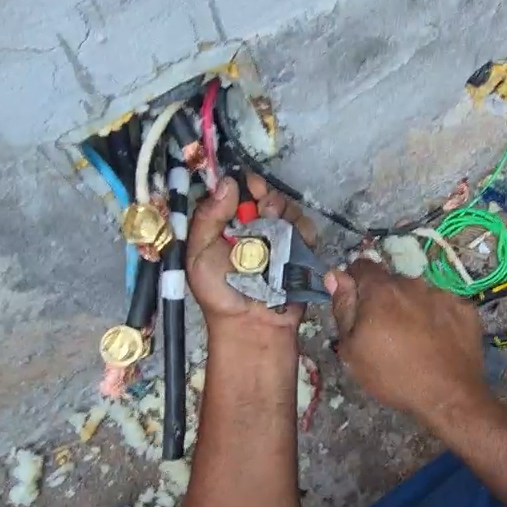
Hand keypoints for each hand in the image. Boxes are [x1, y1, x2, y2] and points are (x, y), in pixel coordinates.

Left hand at [186, 172, 316, 332]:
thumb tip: (227, 182)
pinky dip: (302, 229)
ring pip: (289, 208)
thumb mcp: (199, 254)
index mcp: (228, 223)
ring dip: (284, 211)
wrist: (251, 324)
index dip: (246, 183)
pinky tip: (292, 239)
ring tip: (274, 226)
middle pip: (268, 194)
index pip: (239, 190)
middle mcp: (255, 226)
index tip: (248, 185)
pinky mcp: (301, 250)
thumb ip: (208, 217)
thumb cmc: (220, 292)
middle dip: (267, 195)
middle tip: (263, 208)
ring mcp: (280, 237)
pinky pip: (307, 228)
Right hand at [326, 259, 489, 423]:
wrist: (448, 395)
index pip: (362, 266)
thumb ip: (343, 307)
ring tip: (416, 339)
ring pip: (420, 293)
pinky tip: (438, 341)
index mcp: (381, 290)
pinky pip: (445, 305)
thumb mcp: (352, 348)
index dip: (355, 282)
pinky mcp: (465, 308)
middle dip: (386, 299)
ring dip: (413, 307)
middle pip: (393, 281)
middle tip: (387, 331)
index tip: (358, 305)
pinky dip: (439, 317)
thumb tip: (335, 274)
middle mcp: (414, 283)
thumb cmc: (393, 375)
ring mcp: (443, 293)